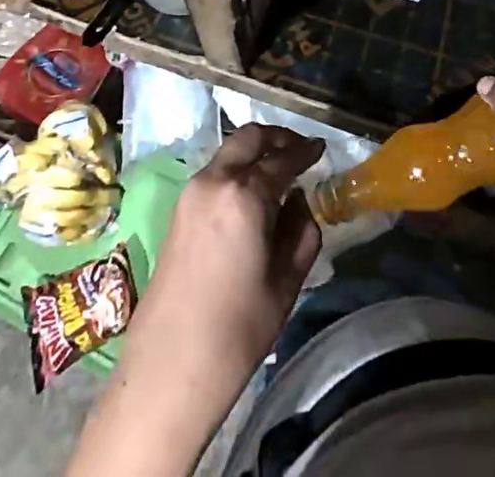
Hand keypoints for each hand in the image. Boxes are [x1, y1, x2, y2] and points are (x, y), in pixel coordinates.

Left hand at [135, 125, 323, 371]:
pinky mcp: (179, 207)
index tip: (322, 148)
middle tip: (301, 148)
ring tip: (280, 170)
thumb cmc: (239, 325)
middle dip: (277, 137)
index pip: (282, 159)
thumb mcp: (286, 279)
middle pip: (248, 138)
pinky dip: (237, 169)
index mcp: (244, 195)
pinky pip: (215, 172)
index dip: (305, 151)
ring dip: (255, 151)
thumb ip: (302, 230)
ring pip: (228, 152)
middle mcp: (214, 181)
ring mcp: (191, 191)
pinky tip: (254, 192)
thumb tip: (299, 200)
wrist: (173, 357)